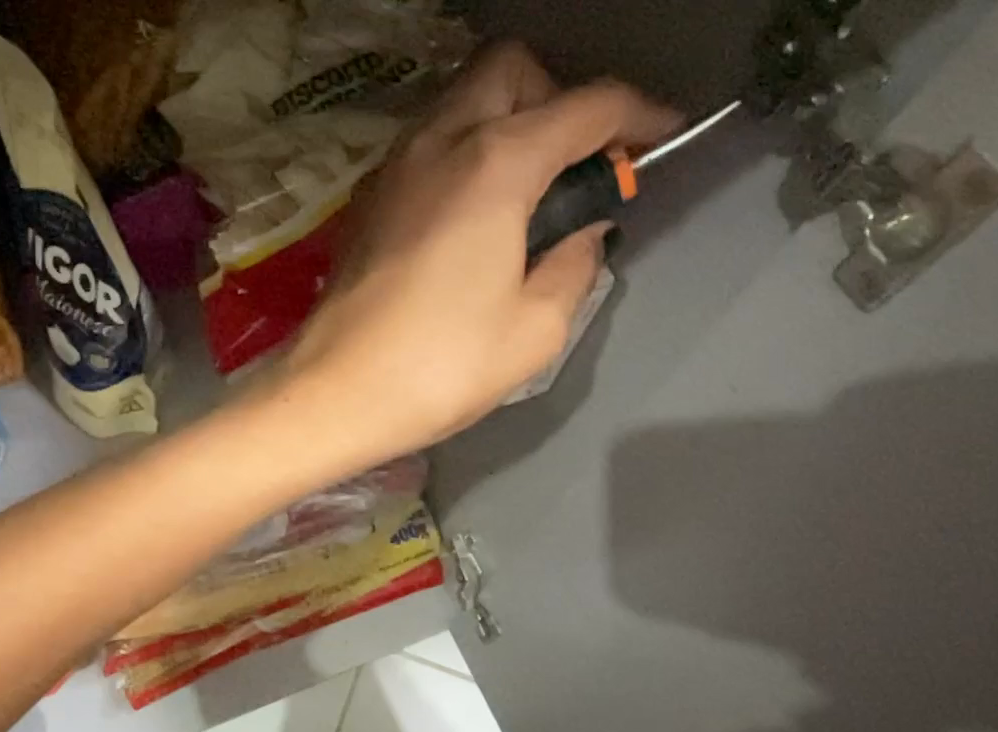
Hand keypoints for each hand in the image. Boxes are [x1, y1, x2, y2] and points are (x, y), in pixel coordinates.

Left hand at [275, 43, 679, 464]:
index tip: (662, 138)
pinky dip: (461, 156)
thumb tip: (583, 232)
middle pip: (511, 71)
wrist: (334, 394)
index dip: (638, 115)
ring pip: (460, 102)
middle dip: (557, 98)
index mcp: (495, 163)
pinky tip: (470, 218)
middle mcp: (439, 142)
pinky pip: (425, 147)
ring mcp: (393, 167)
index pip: (587, 106)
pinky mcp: (365, 201)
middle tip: (575, 167)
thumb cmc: (441, 367)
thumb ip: (575, 264)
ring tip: (525, 195)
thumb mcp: (536, 327)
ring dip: (505, 123)